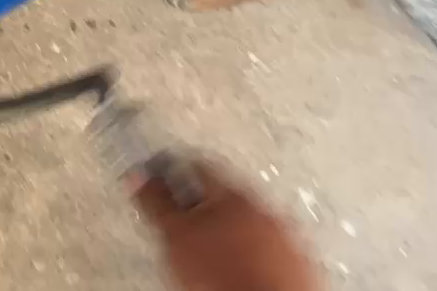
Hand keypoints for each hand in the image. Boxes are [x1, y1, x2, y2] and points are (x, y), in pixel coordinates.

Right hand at [133, 161, 321, 290]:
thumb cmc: (225, 275)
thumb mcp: (172, 233)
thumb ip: (152, 198)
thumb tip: (137, 175)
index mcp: (233, 191)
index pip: (194, 163)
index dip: (170, 168)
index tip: (157, 176)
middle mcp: (265, 207)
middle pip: (221, 192)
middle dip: (199, 202)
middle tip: (180, 218)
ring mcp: (286, 237)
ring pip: (245, 220)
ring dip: (225, 227)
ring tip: (206, 246)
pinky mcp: (299, 264)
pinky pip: (267, 245)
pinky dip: (249, 249)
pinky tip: (234, 264)